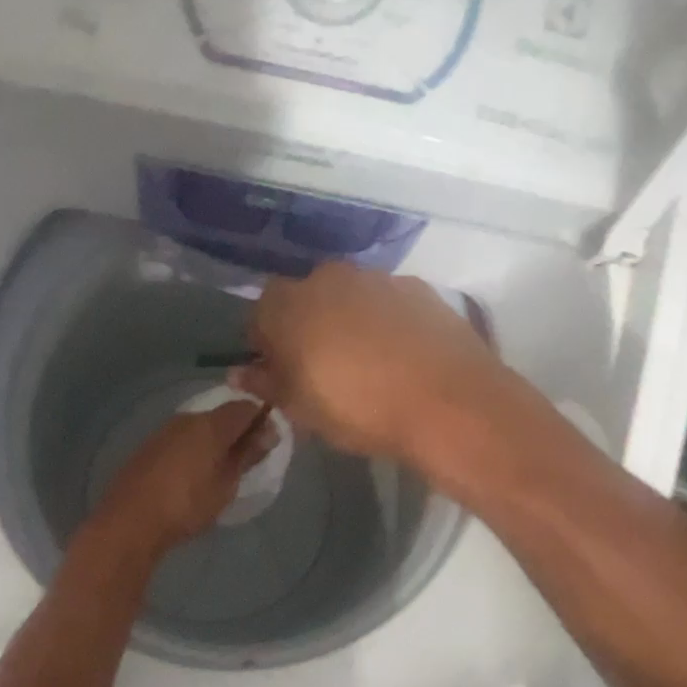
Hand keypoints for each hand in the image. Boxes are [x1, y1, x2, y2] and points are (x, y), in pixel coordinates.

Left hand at [89, 401, 279, 556]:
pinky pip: (180, 439)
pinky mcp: (148, 447)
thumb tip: (269, 430)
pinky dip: (192, 449)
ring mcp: (164, 431)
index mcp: (211, 424)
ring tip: (219, 469)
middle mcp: (187, 419)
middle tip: (245, 459)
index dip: (261, 419)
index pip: (246, 406)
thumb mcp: (225, 485)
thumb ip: (247, 455)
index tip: (267, 442)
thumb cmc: (186, 505)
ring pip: (198, 427)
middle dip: (237, 431)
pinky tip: (191, 473)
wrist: (129, 521)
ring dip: (213, 441)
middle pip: (221, 415)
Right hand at [231, 262, 504, 465]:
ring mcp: (376, 278)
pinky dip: (383, 321)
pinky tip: (397, 356)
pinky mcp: (417, 287)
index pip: (260, 312)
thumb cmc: (357, 408)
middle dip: (305, 325)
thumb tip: (239, 372)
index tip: (279, 371)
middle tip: (319, 367)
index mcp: (289, 305)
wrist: (447, 401)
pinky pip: (385, 302)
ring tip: (363, 363)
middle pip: (304, 297)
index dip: (265, 342)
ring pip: (347, 296)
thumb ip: (266, 383)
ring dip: (345, 320)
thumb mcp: (301, 408)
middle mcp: (329, 278)